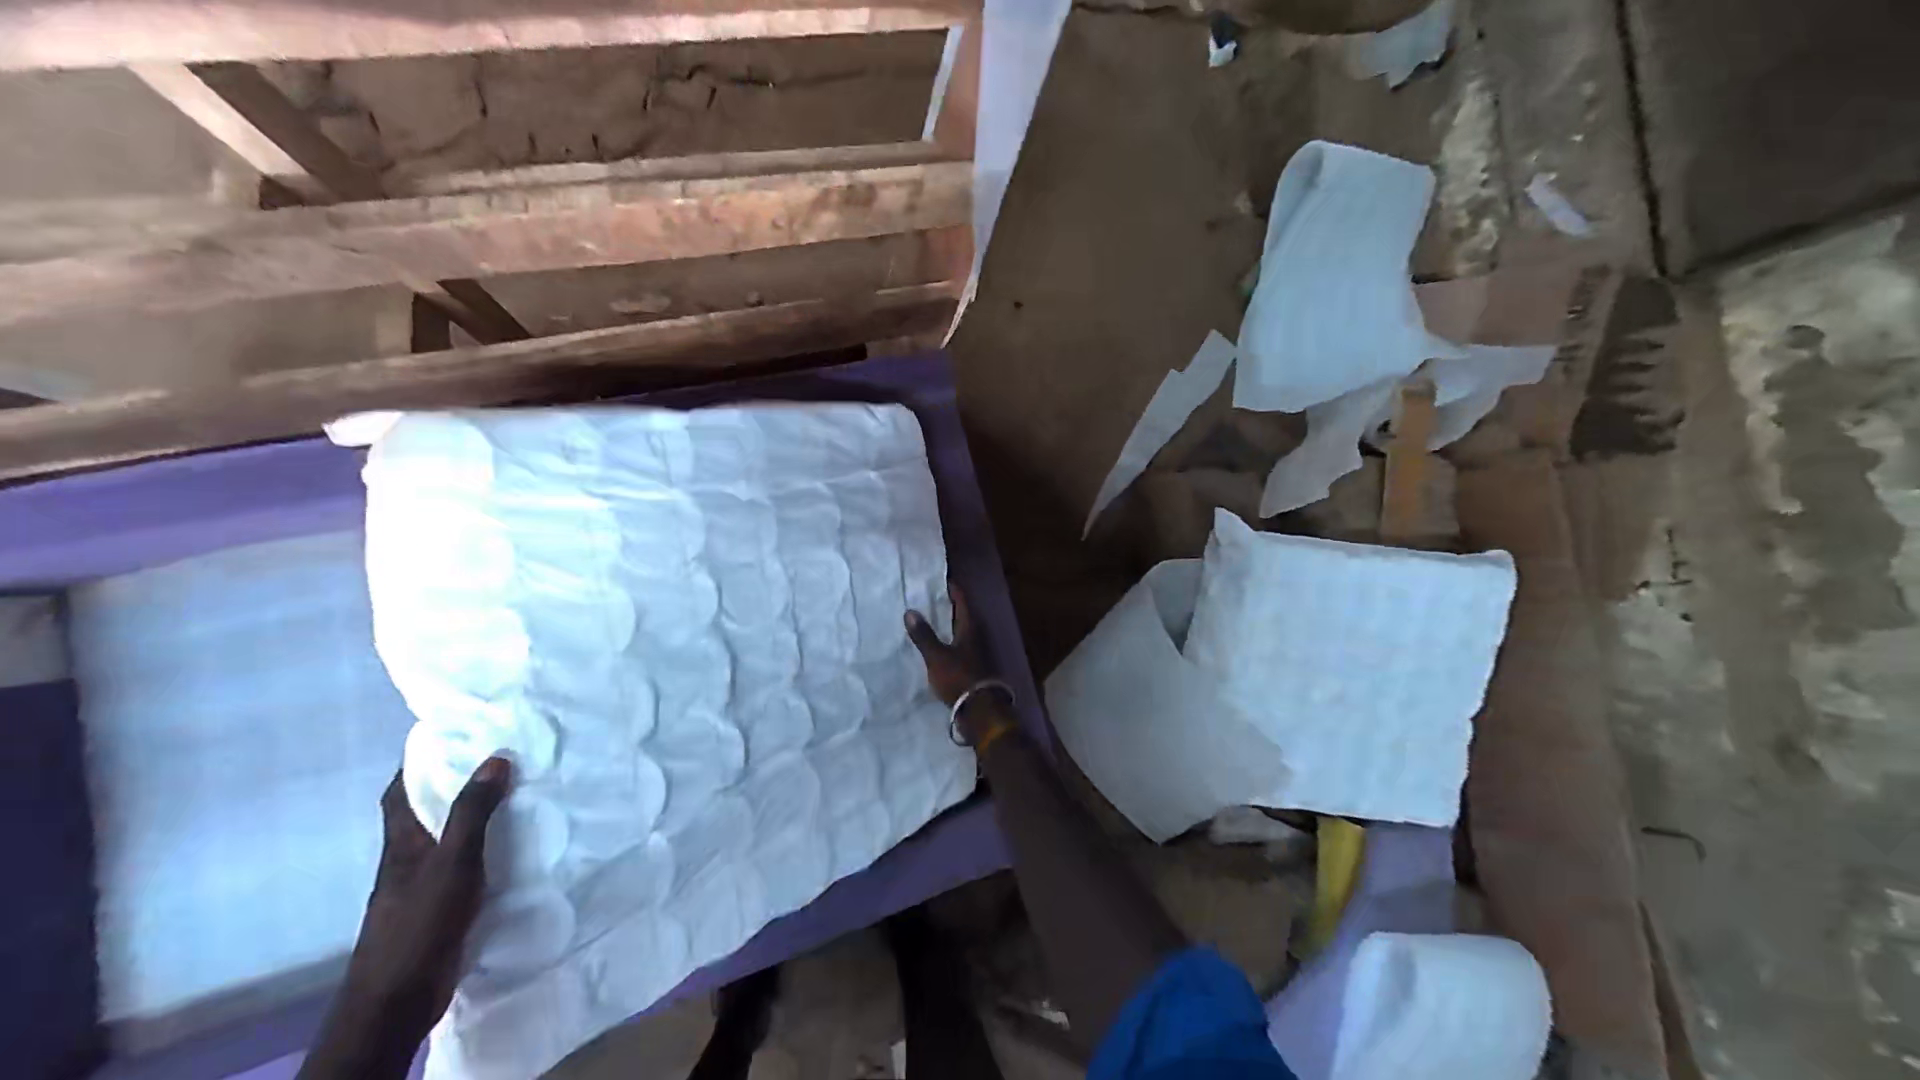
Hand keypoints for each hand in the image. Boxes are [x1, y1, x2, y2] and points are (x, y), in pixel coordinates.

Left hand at [301, 758, 510, 1079]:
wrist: (398, 998)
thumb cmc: (421, 921)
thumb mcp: (453, 860)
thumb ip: (473, 811)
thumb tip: (495, 757)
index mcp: (402, 844)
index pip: (399, 794)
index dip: (416, 766)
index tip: (446, 740)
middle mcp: (406, 860)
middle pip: (424, 814)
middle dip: (452, 787)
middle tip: (495, 762)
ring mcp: (420, 887)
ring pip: (444, 840)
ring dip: (470, 819)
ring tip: (512, 798)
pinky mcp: (438, 909)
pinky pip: (461, 865)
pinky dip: (480, 850)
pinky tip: (508, 850)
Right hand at [905, 584, 989, 712]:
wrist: (978, 710)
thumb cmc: (958, 677)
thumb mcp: (937, 656)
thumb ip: (923, 635)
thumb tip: (910, 611)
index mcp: (970, 628)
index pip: (962, 602)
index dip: (953, 590)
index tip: (941, 580)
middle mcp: (975, 637)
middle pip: (962, 616)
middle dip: (948, 607)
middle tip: (930, 598)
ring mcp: (974, 653)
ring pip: (959, 632)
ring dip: (946, 625)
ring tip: (928, 619)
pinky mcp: (970, 667)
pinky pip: (956, 648)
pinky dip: (946, 642)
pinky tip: (933, 646)